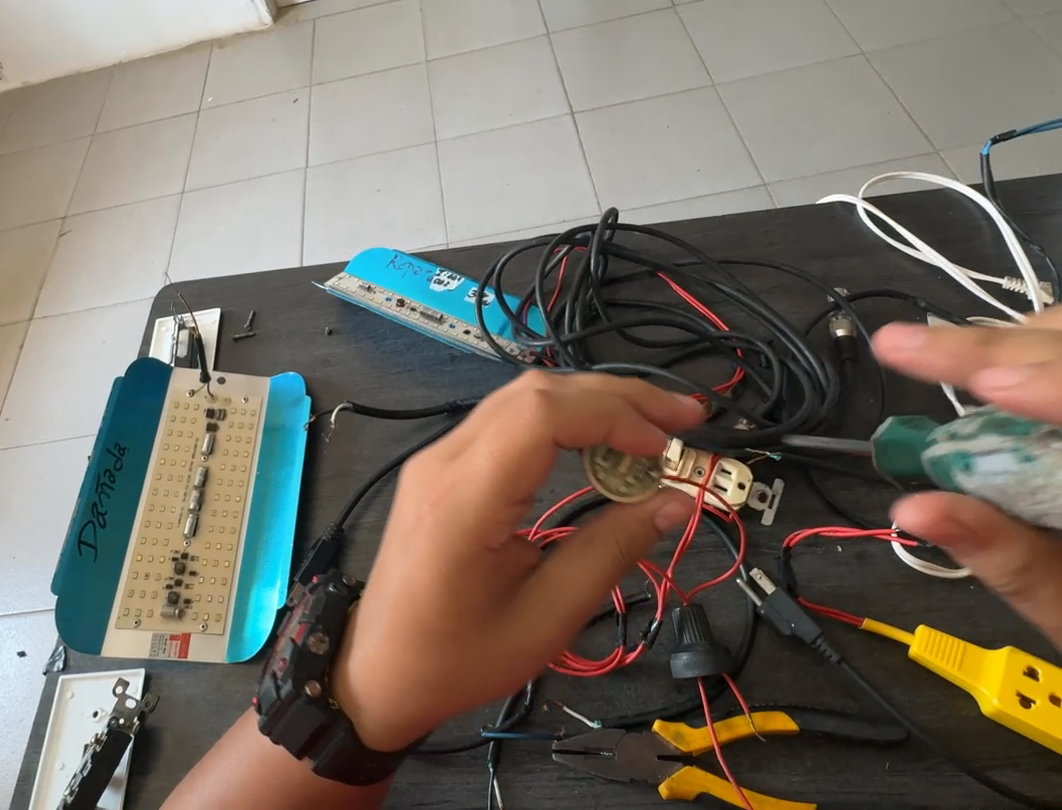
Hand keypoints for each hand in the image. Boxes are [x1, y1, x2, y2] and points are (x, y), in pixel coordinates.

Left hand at [330, 371, 702, 750]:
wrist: (377, 668)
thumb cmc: (457, 659)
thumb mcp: (545, 620)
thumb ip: (611, 551)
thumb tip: (676, 502)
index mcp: (463, 500)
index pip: (540, 416)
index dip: (612, 414)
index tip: (667, 445)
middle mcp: (444, 459)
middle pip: (534, 393)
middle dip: (615, 396)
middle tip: (684, 417)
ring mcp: (437, 455)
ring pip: (520, 396)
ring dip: (590, 400)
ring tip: (652, 424)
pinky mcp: (441, 462)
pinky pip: (506, 417)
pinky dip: (561, 417)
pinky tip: (598, 437)